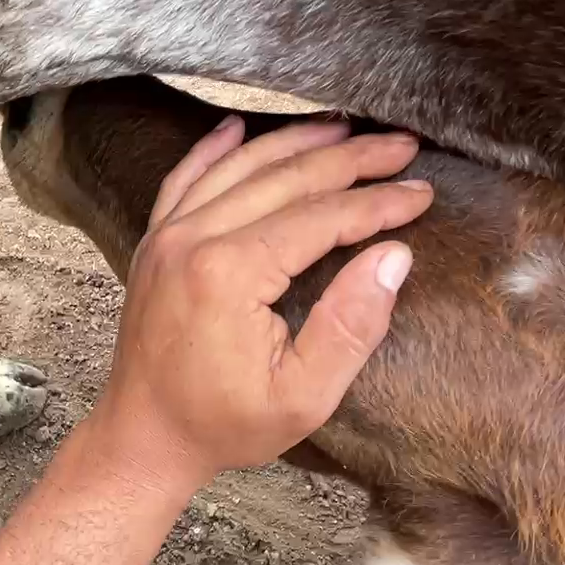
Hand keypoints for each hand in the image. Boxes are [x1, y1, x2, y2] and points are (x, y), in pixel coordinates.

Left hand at [86, 114, 431, 492]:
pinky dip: (211, 151)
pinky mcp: (152, 246)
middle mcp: (191, 241)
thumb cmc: (219, 425)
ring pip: (236, 169)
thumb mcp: (301, 398)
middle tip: (401, 146)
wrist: (142, 436)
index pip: (319, 217)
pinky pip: (182, 181)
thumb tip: (392, 256)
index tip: (422, 193)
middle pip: (282, 180)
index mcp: (228, 274)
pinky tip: (236, 129)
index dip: (377, 203)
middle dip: (349, 159)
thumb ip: (349, 326)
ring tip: (343, 128)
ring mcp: (165, 239)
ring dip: (292, 144)